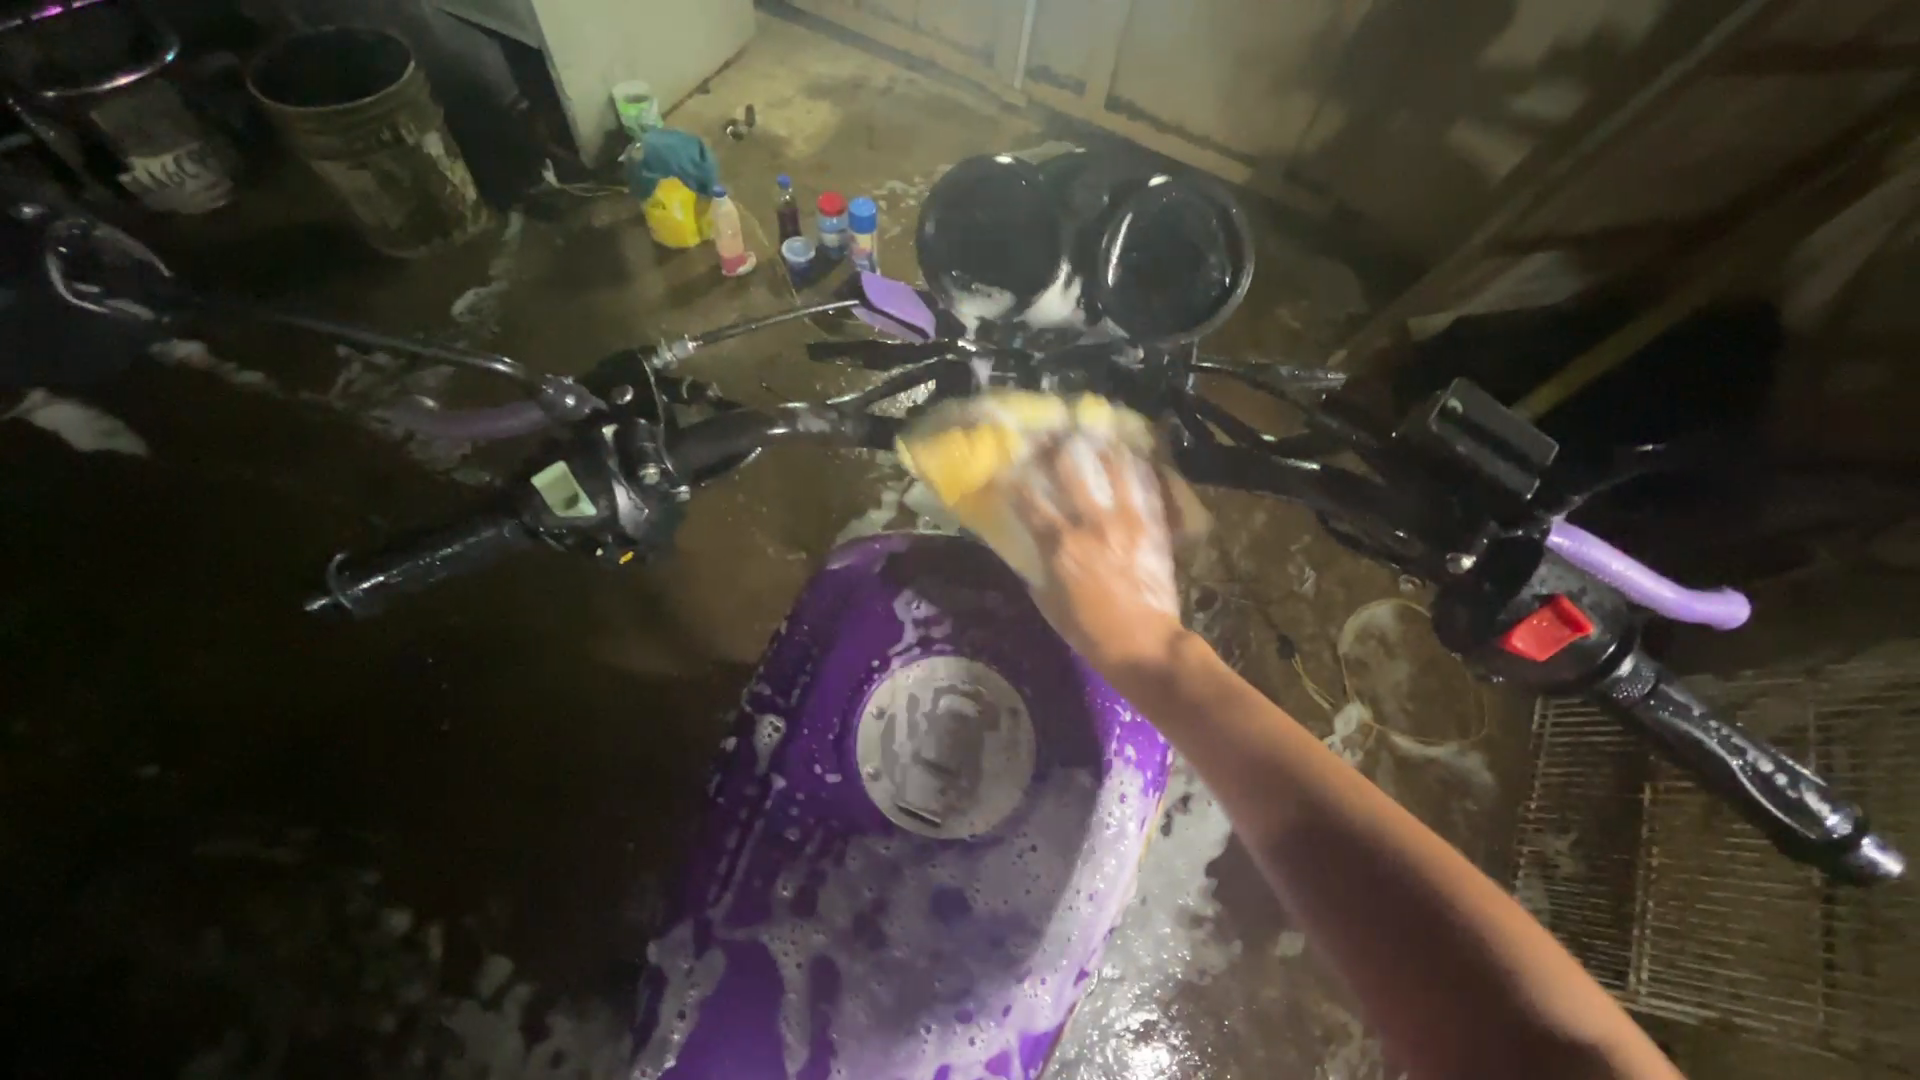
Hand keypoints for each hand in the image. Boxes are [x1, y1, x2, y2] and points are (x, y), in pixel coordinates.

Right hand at [1009, 434, 1189, 677]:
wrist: (1144, 644)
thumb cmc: (1089, 631)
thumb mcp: (1048, 603)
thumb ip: (1036, 569)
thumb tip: (1027, 548)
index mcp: (1059, 544)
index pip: (1028, 498)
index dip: (1012, 477)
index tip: (1004, 465)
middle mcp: (1091, 522)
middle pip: (1070, 466)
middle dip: (1056, 447)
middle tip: (1050, 437)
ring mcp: (1127, 519)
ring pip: (1113, 465)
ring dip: (1101, 447)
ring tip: (1094, 435)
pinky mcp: (1154, 525)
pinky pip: (1146, 484)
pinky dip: (1137, 466)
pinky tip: (1130, 455)